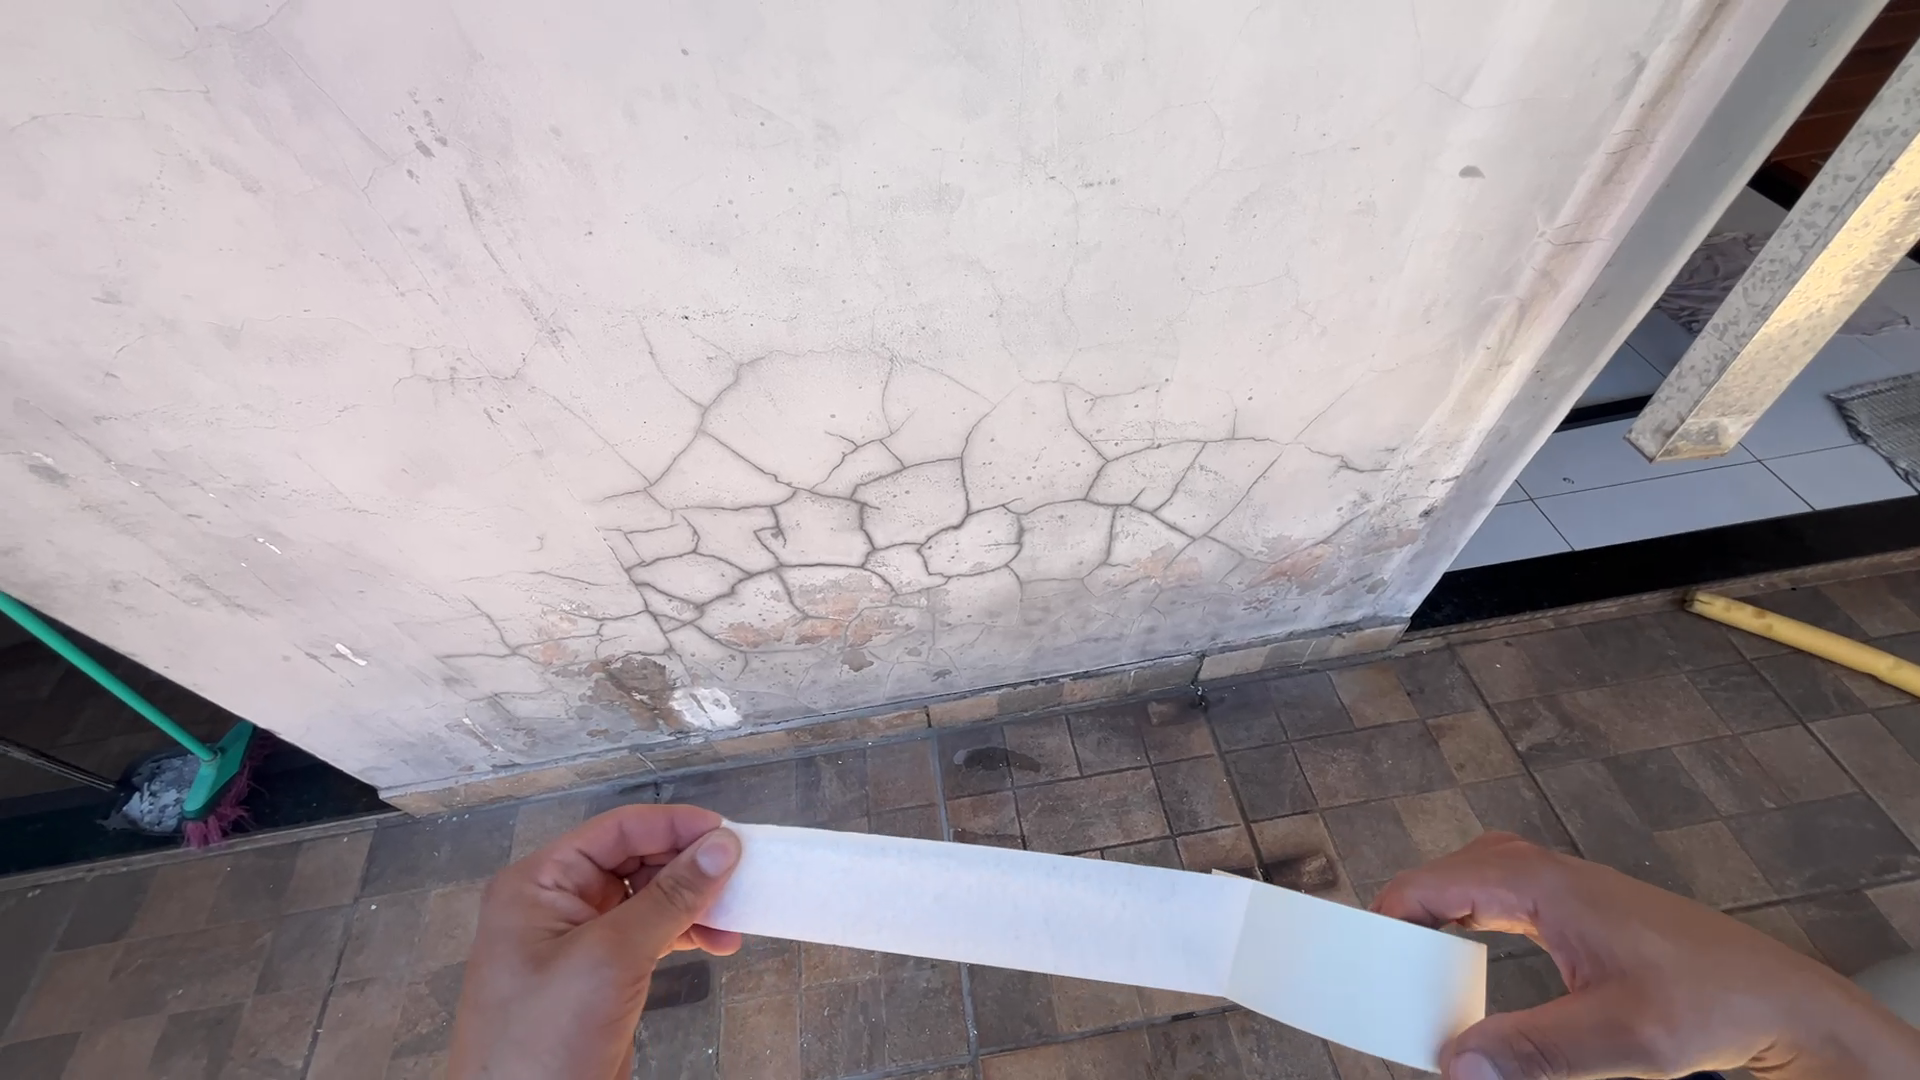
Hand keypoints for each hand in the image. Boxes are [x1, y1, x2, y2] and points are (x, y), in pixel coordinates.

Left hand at [448, 804, 742, 1079]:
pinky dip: (688, 931)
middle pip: (639, 859)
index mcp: (542, 882)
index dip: (675, 825)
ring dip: (696, 901)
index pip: (619, 830)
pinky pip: (653, 931)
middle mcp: (559, 900)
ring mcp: (581, 938)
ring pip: (652, 895)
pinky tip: (720, 941)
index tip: (729, 834)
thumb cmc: (547, 1037)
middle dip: (690, 868)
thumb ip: (672, 895)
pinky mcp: (602, 972)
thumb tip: (726, 842)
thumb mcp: (613, 957)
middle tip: (739, 877)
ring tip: (735, 916)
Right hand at [1371, 832, 1919, 1079]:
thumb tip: (1452, 1067)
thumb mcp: (1624, 1040)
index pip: (1422, 888)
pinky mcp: (1553, 890)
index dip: (1384, 924)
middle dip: (1401, 923)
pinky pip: (1479, 890)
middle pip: (1430, 880)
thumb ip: (1535, 1051)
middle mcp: (1523, 862)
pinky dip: (1455, 916)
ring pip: (1452, 882)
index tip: (1366, 967)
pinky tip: (1456, 950)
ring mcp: (1538, 872)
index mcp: (1527, 878)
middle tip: (1388, 976)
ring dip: (1427, 919)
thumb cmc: (1706, 1005)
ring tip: (1412, 965)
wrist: (1782, 996)